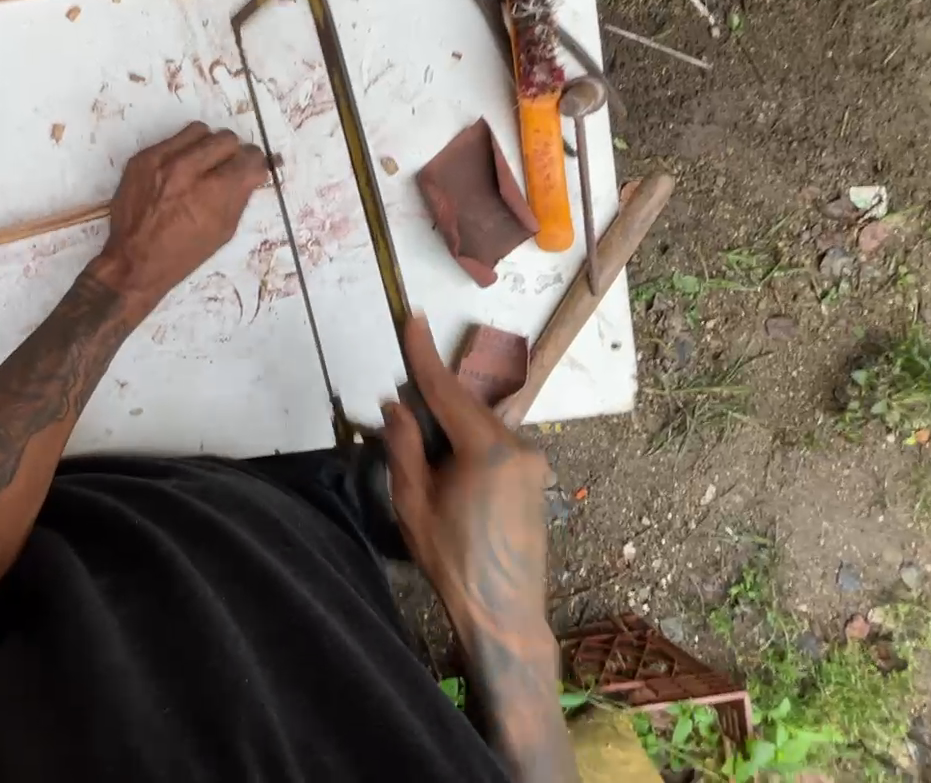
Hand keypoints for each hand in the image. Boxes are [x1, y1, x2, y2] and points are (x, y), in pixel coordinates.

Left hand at [86, 122, 267, 309]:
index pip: (249, 159)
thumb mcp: (223, 231)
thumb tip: (252, 172)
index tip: (251, 171)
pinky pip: (173, 139)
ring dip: (208, 146)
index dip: (255, 165)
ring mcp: (162, 161)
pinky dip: (183, 151)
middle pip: (227, 140)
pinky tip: (180, 169)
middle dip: (233, 154)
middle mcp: (189, 170)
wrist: (133, 259)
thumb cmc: (183, 253)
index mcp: (213, 192)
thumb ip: (240, 196)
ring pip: (200, 131)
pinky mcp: (143, 158)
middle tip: (227, 169)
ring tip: (203, 165)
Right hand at [382, 314, 550, 630]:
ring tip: (420, 455)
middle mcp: (518, 446)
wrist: (503, 614)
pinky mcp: (534, 477)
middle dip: (429, 399)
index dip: (423, 353)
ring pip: (478, 423)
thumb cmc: (451, 560)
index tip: (413, 317)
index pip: (446, 390)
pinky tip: (446, 466)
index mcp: (487, 449)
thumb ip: (403, 445)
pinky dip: (464, 441)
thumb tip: (396, 405)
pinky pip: (492, 442)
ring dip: (446, 425)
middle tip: (397, 407)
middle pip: (463, 405)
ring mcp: (532, 462)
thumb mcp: (412, 501)